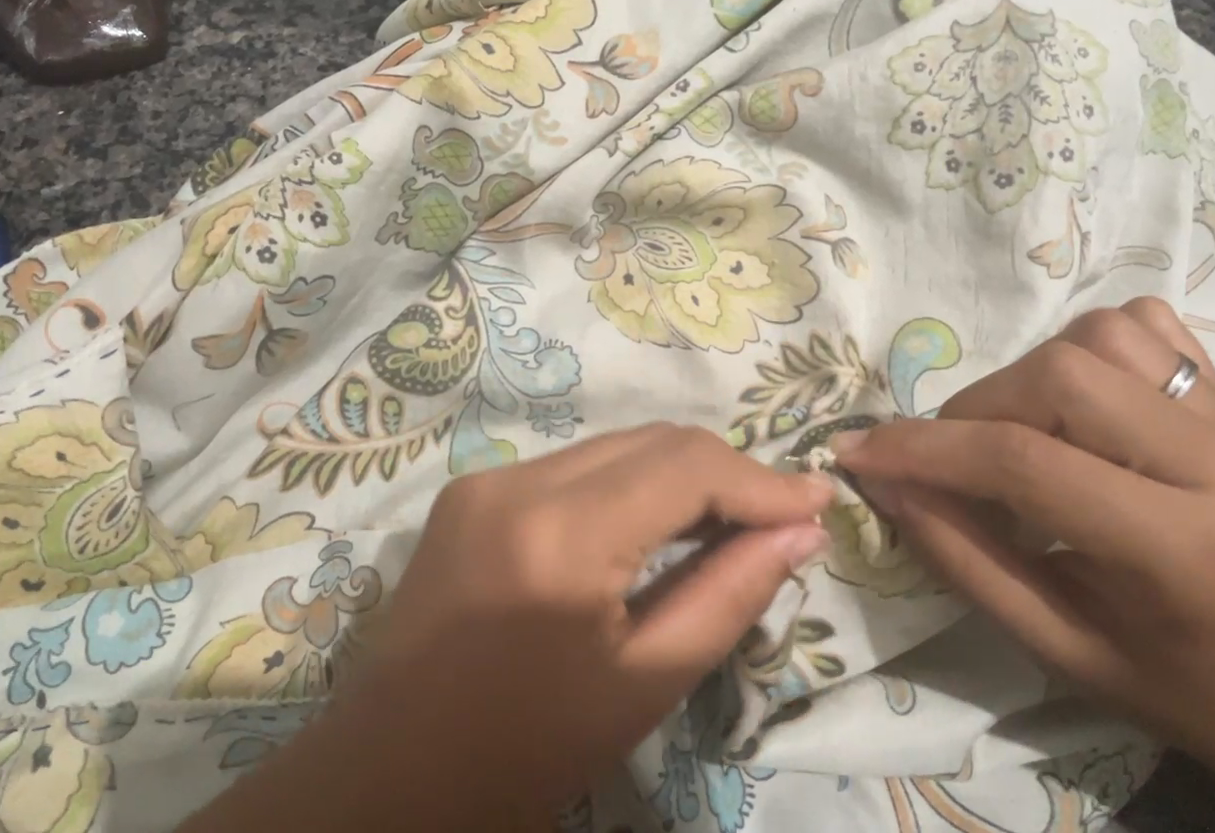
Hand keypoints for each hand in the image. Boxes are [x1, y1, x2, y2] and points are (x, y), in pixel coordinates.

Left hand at [186, 425, 832, 832]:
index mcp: (559, 535)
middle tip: (781, 516)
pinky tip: (654, 524)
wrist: (396, 773)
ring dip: (676, 475)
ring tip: (729, 521)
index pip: (684, 466)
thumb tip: (799, 530)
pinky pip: (572, 467)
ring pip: (612, 447)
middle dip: (724, 472)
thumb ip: (729, 593)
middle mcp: (517, 482)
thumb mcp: (646, 682)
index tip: (818, 501)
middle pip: (650, 441)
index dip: (760, 479)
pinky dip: (626, 485)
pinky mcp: (469, 491)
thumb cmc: (529, 748)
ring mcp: (485, 480)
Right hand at [831, 298, 1214, 766]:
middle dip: (975, 409)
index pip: (1027, 463)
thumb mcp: (1052, 646)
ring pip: (1101, 335)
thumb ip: (960, 557)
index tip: (859, 451)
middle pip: (1063, 377)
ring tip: (1016, 431)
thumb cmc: (1168, 682)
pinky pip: (1146, 328)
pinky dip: (1085, 347)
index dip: (926, 449)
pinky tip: (1073, 402)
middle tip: (952, 458)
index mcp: (1182, 549)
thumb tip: (884, 481)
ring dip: (1027, 374)